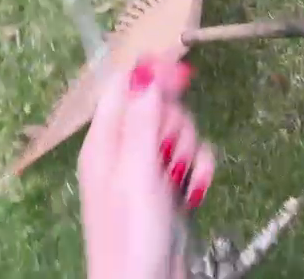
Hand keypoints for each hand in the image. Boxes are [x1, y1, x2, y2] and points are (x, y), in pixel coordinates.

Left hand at [78, 58, 214, 278]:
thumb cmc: (132, 233)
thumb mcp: (136, 171)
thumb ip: (142, 119)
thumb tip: (145, 70)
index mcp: (105, 141)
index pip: (124, 85)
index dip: (151, 73)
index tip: (180, 75)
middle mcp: (124, 149)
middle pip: (157, 105)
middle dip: (175, 122)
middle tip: (170, 150)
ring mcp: (147, 167)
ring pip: (178, 128)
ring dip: (189, 146)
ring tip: (181, 175)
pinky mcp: (169, 183)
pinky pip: (191, 154)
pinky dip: (198, 166)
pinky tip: (195, 187)